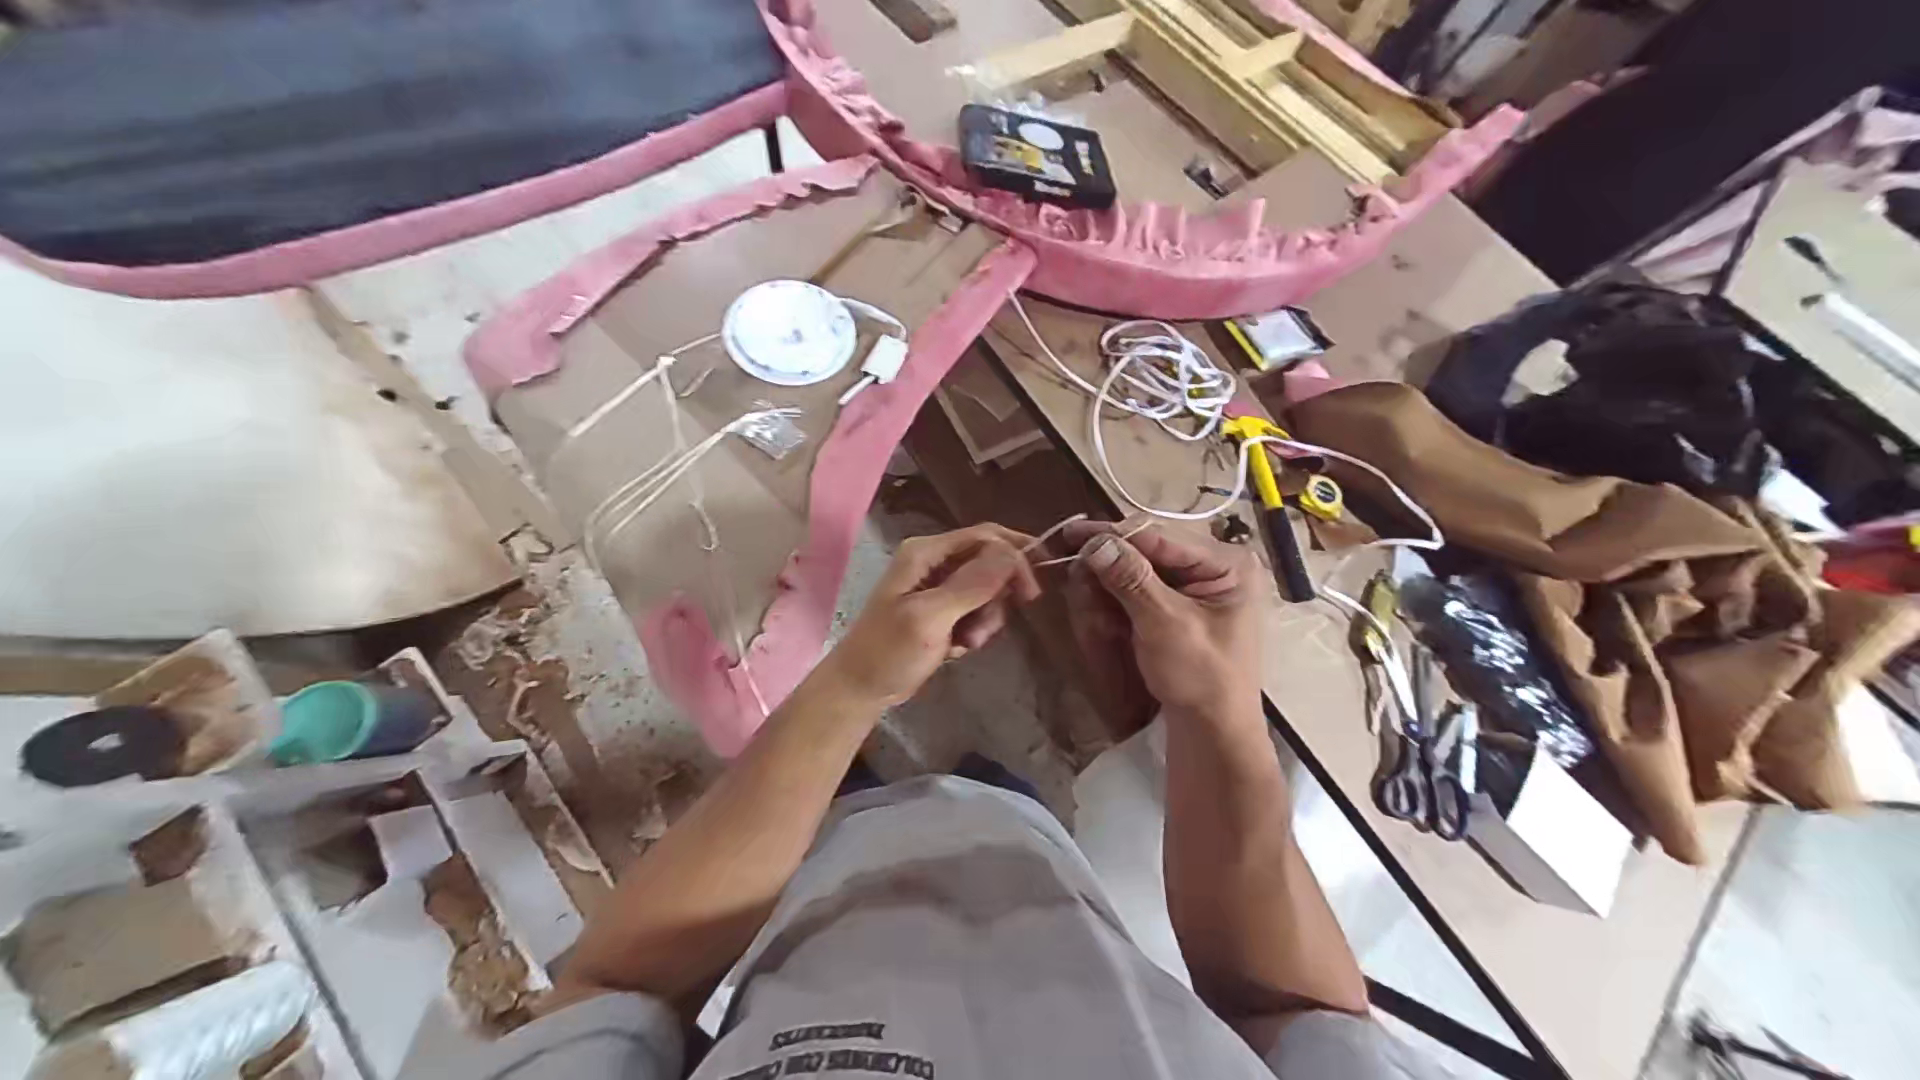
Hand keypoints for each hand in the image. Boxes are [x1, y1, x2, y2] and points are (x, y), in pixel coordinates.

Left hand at [818, 525, 1041, 708]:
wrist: (861, 689)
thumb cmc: (888, 653)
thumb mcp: (930, 619)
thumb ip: (970, 585)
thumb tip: (1012, 554)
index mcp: (926, 552)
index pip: (986, 536)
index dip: (1015, 556)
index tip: (1033, 592)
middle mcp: (934, 560)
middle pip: (990, 562)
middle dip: (997, 595)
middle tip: (986, 627)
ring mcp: (938, 585)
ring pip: (988, 589)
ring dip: (986, 618)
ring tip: (965, 642)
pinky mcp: (943, 608)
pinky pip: (977, 609)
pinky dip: (976, 628)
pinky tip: (958, 646)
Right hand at [1056, 519, 1261, 728]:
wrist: (1215, 733)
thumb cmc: (1202, 679)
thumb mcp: (1166, 625)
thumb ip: (1131, 580)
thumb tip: (1097, 543)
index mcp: (1226, 563)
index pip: (1159, 536)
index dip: (1112, 535)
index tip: (1070, 534)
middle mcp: (1212, 566)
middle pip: (1146, 550)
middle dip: (1108, 566)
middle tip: (1074, 573)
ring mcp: (1195, 586)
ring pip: (1136, 569)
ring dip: (1107, 586)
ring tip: (1092, 607)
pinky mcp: (1178, 605)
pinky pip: (1138, 590)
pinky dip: (1115, 600)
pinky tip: (1103, 615)